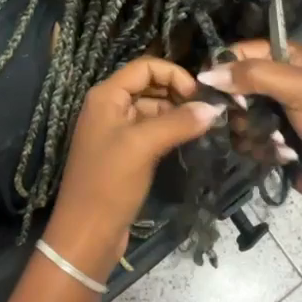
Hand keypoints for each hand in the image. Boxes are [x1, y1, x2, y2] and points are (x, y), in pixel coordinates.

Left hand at [46, 58, 220, 272]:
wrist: (87, 235)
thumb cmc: (109, 182)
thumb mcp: (143, 146)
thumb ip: (178, 122)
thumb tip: (214, 108)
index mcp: (106, 95)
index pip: (145, 66)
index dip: (174, 74)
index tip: (200, 95)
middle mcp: (109, 107)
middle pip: (149, 85)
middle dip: (178, 93)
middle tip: (208, 111)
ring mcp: (116, 131)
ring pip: (152, 109)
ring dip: (177, 113)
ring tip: (205, 125)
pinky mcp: (124, 154)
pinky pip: (150, 131)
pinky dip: (170, 131)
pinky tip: (190, 139)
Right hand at [197, 41, 301, 213]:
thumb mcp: (299, 88)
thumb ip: (254, 75)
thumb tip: (206, 75)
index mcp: (286, 58)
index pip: (239, 52)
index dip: (224, 68)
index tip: (216, 89)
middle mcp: (276, 82)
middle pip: (232, 87)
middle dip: (239, 107)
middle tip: (249, 117)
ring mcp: (273, 114)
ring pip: (237, 118)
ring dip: (251, 132)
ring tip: (274, 140)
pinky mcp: (271, 142)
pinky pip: (246, 141)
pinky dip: (259, 149)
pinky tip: (281, 155)